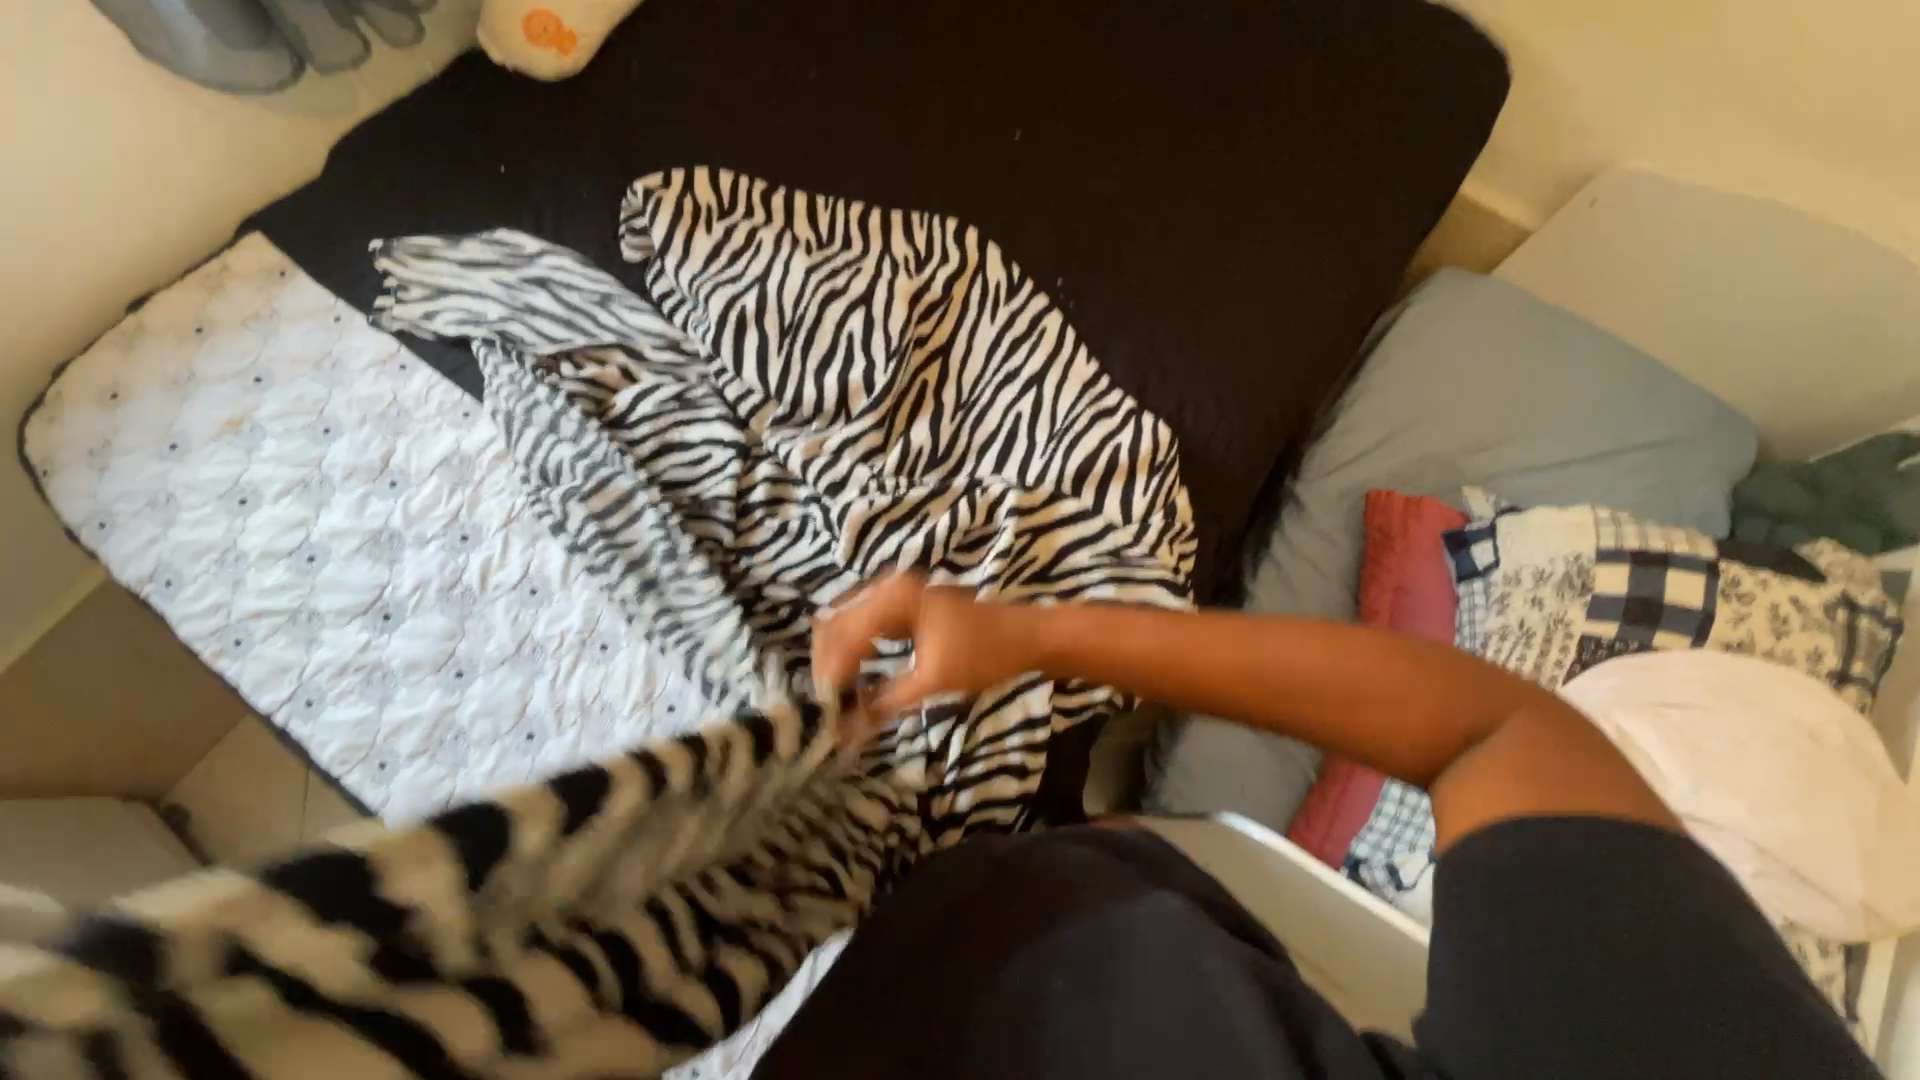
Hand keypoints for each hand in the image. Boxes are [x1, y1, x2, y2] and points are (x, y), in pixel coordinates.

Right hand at [811, 572, 1041, 737]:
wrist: (1028, 636)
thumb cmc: (985, 653)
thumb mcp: (934, 680)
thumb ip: (885, 703)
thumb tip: (845, 733)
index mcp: (893, 597)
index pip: (841, 635)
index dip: (830, 674)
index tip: (826, 710)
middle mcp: (887, 585)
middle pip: (835, 623)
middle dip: (828, 664)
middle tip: (828, 704)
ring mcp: (895, 591)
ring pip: (846, 622)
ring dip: (838, 657)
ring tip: (837, 694)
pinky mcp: (903, 603)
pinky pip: (864, 622)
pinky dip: (855, 649)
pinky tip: (854, 675)